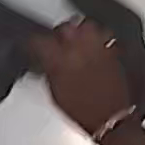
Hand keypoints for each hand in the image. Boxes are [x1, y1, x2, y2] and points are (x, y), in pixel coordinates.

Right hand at [28, 19, 133, 136]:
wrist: (109, 119)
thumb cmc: (83, 112)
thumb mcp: (54, 93)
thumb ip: (49, 71)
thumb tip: (46, 61)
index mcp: (58, 60)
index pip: (39, 40)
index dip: (33, 42)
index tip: (33, 44)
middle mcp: (78, 50)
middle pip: (64, 27)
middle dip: (58, 32)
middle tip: (56, 40)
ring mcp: (96, 48)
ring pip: (84, 25)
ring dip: (79, 30)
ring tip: (76, 39)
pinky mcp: (111, 51)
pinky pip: (102, 35)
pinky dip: (96, 37)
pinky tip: (93, 45)